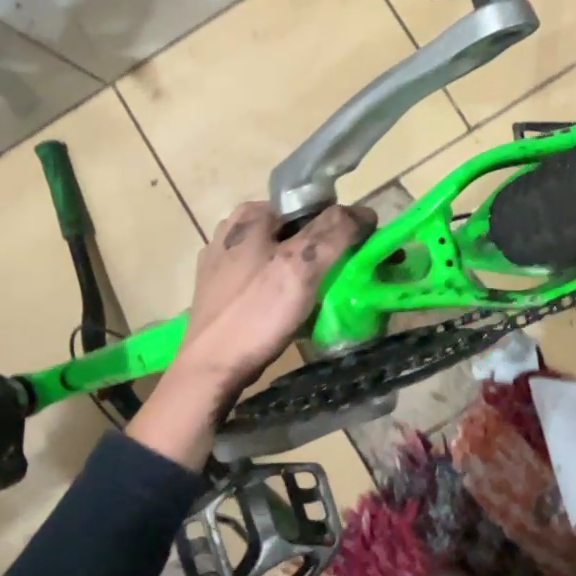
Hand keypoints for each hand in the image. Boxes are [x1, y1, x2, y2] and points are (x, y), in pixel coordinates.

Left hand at [171, 202, 374, 395]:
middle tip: (346, 279)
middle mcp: (232, 230)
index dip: (339, 226)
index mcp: (250, 214)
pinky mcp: (219, 291)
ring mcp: (222, 261)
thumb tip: (366, 211)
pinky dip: (283, 289)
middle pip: (295, 231)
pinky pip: (264, 280)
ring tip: (324, 299)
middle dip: (324, 251)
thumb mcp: (303, 266)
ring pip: (280, 257)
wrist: (210, 369)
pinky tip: (292, 311)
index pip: (309, 206)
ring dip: (305, 272)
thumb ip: (335, 232)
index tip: (357, 254)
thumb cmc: (256, 313)